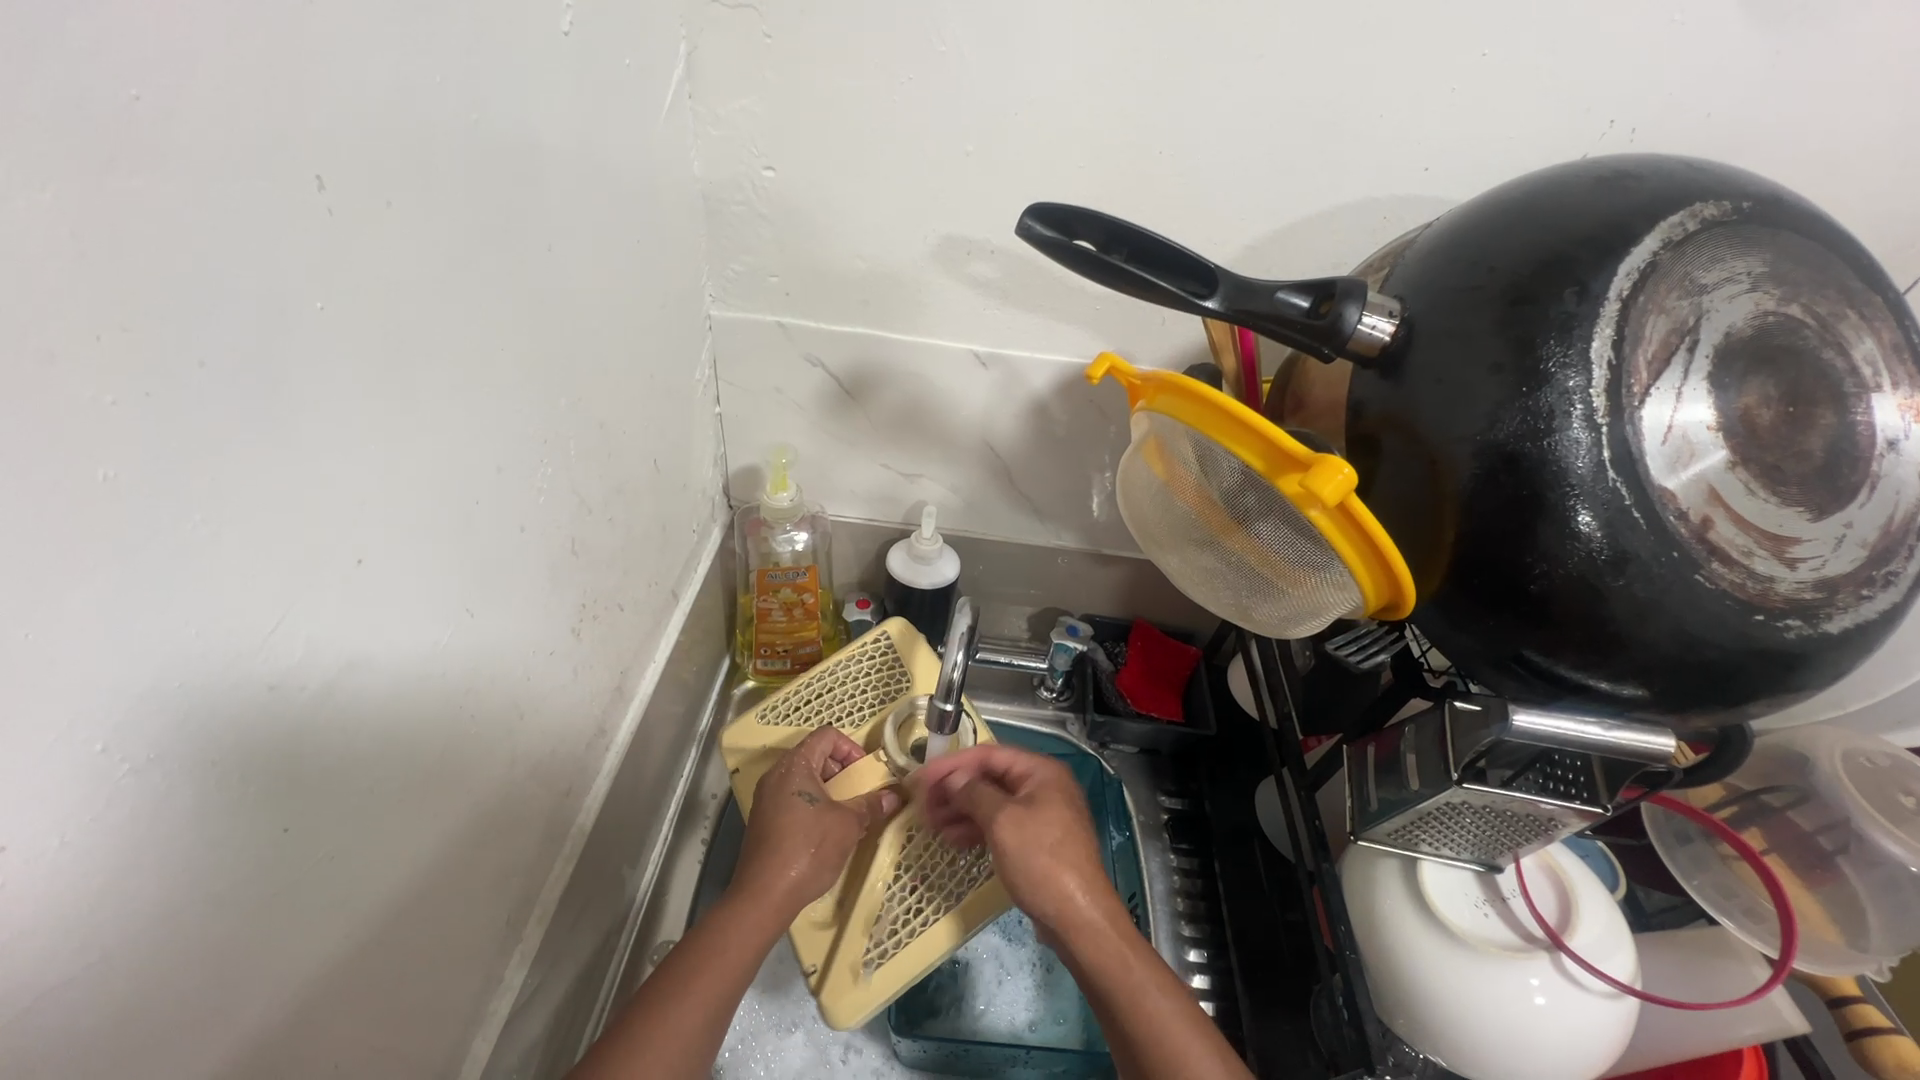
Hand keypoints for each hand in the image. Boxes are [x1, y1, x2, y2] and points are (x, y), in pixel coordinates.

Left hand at [732, 726, 901, 918]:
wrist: (764, 895)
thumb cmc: (809, 849)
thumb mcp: (848, 824)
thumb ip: (871, 805)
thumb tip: (893, 796)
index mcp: (795, 765)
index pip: (826, 735)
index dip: (851, 748)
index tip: (864, 774)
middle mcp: (776, 774)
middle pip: (814, 755)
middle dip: (842, 771)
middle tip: (858, 794)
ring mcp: (766, 798)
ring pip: (803, 779)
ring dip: (829, 790)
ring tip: (846, 815)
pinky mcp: (763, 820)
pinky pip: (792, 798)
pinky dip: (812, 805)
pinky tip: (826, 832)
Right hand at [909, 744, 1121, 937]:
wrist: (1078, 917)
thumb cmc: (1040, 860)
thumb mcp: (1002, 821)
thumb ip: (973, 793)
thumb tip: (953, 779)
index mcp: (1040, 771)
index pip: (989, 755)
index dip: (952, 764)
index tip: (921, 777)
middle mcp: (1043, 787)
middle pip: (990, 778)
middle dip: (955, 790)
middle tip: (923, 805)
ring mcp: (1041, 816)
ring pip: (993, 804)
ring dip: (961, 811)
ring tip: (932, 825)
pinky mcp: (1036, 842)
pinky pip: (1001, 825)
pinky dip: (976, 829)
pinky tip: (953, 840)